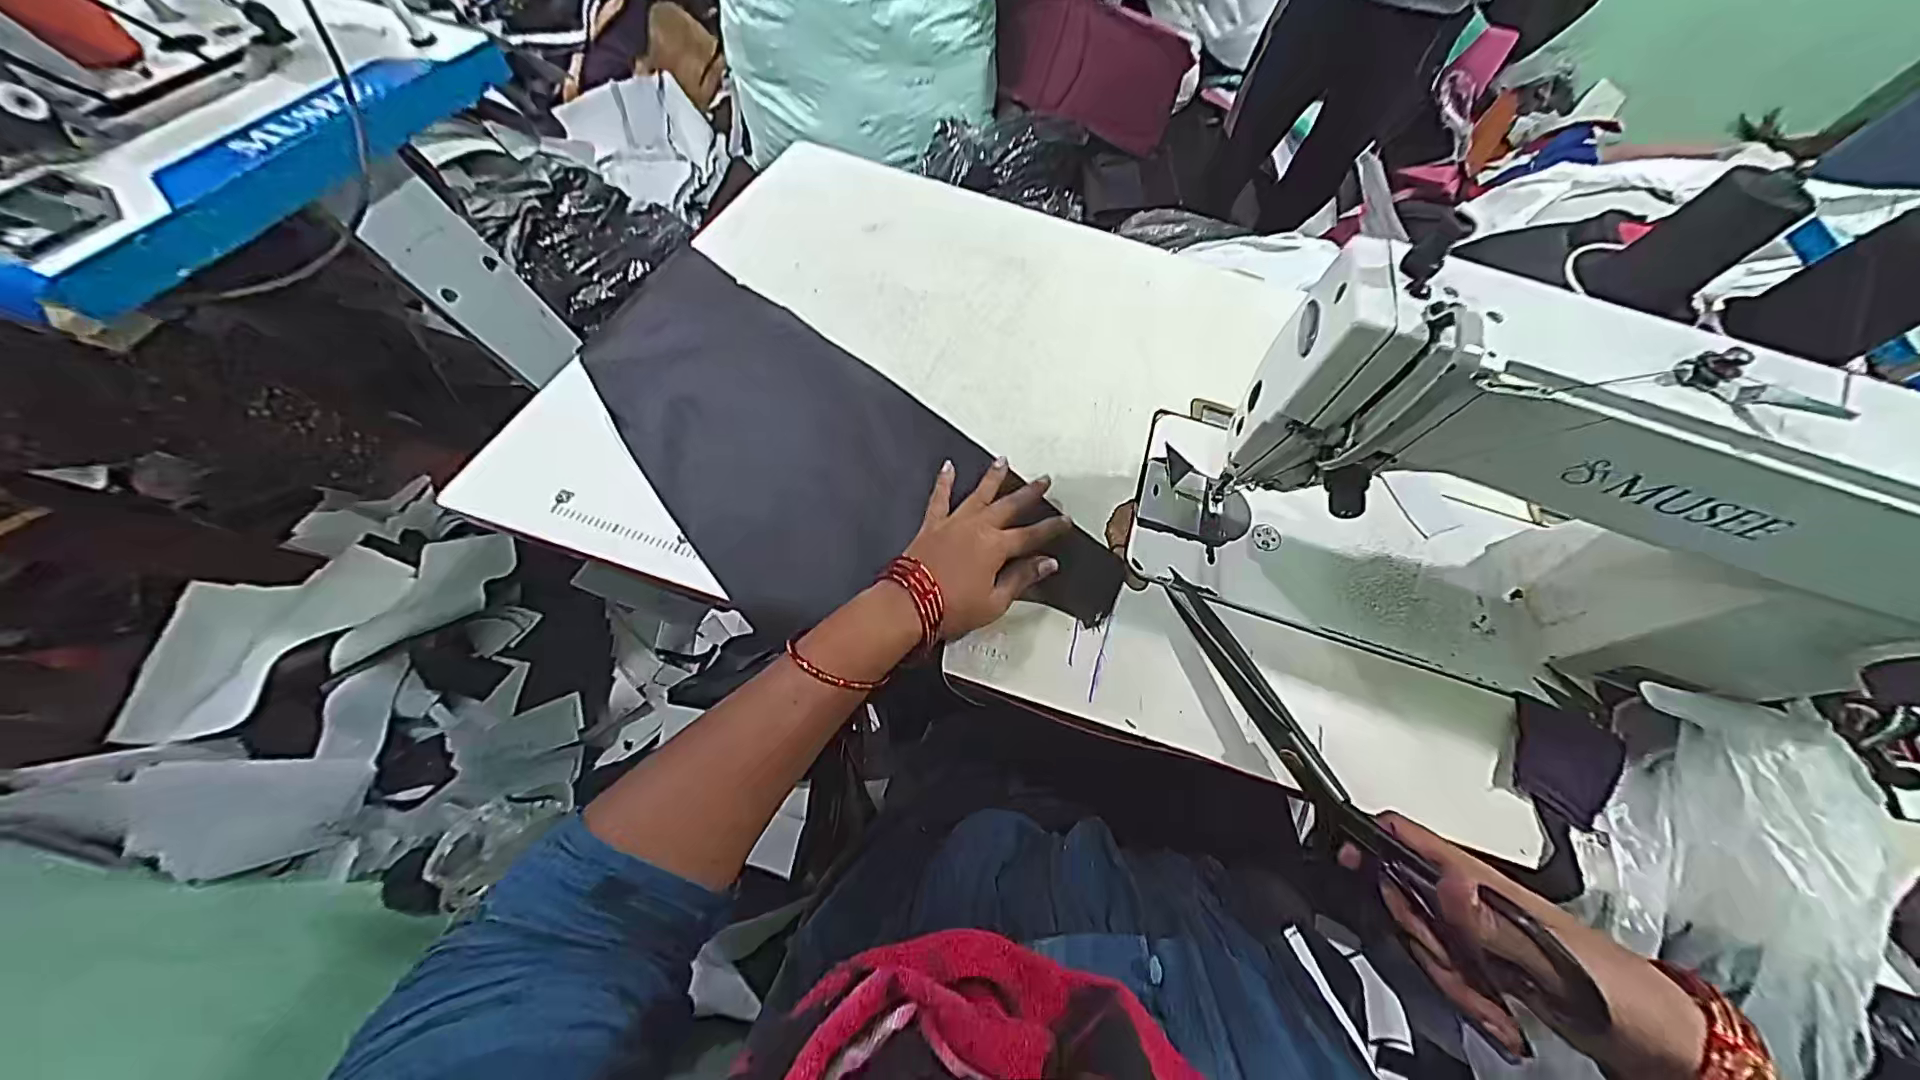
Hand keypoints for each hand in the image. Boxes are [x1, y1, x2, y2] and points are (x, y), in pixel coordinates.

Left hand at [904, 458, 1071, 639]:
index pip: (1032, 535)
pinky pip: (940, 497)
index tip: (1063, 521)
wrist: (910, 604)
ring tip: (1003, 462)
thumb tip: (1044, 565)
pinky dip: (944, 481)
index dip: (1050, 528)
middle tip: (1044, 482)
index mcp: (996, 547)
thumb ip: (1021, 578)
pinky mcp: (932, 526)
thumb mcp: (995, 601)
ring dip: (993, 477)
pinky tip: (948, 468)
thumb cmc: (950, 607)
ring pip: (979, 494)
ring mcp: (954, 523)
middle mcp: (977, 528)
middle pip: (1010, 505)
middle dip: (1030, 493)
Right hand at [1341, 813, 1706, 1077]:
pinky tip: (1501, 1019)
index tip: (1347, 854)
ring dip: (1452, 982)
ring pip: (1424, 941)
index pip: (1409, 839)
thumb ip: (1489, 920)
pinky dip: (1467, 1000)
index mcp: (1482, 883)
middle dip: (1424, 942)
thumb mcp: (1552, 957)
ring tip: (1495, 1009)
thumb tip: (1442, 877)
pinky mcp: (1483, 961)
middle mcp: (1471, 899)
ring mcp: (1476, 930)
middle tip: (1459, 969)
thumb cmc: (1620, 993)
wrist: (1664, 1045)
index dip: (1371, 838)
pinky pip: (1446, 971)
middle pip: (1404, 897)